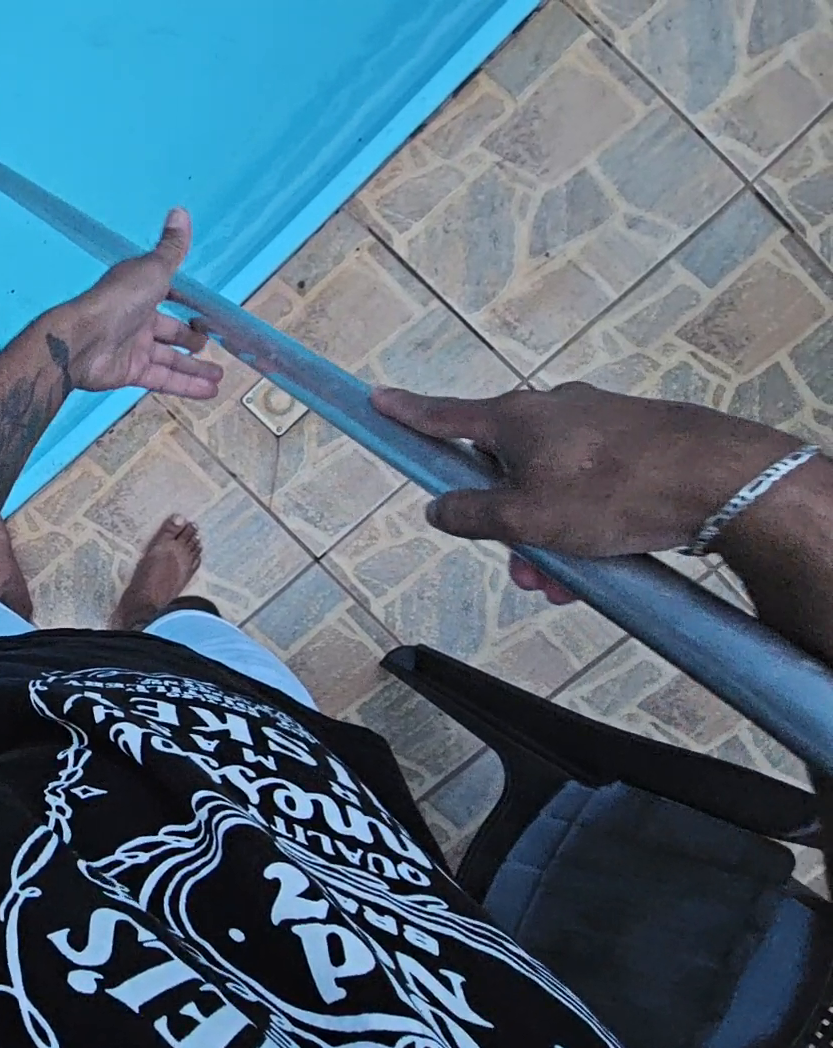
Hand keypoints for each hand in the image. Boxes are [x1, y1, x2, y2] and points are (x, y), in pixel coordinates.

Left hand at [44, 208, 222, 398]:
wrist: (82, 340)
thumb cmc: (118, 300)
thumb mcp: (152, 269)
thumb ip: (171, 249)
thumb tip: (180, 211)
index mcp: (141, 293)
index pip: (168, 297)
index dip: (186, 304)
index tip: (206, 311)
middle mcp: (136, 321)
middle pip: (169, 332)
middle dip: (190, 340)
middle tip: (211, 346)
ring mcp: (132, 349)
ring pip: (169, 360)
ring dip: (194, 368)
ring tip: (219, 377)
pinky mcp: (129, 373)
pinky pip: (163, 379)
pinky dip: (185, 386)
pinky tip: (209, 392)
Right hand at [372, 382, 800, 556]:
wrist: (740, 484)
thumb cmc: (613, 494)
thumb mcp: (523, 518)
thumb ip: (469, 515)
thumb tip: (439, 509)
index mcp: (515, 419)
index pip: (443, 415)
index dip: (405, 412)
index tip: (376, 398)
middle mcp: (553, 410)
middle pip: (500, 465)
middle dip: (499, 517)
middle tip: (515, 563)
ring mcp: (601, 421)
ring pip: (547, 480)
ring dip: (543, 530)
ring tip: (562, 579)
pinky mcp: (643, 438)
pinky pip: (590, 481)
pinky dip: (581, 518)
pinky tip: (599, 558)